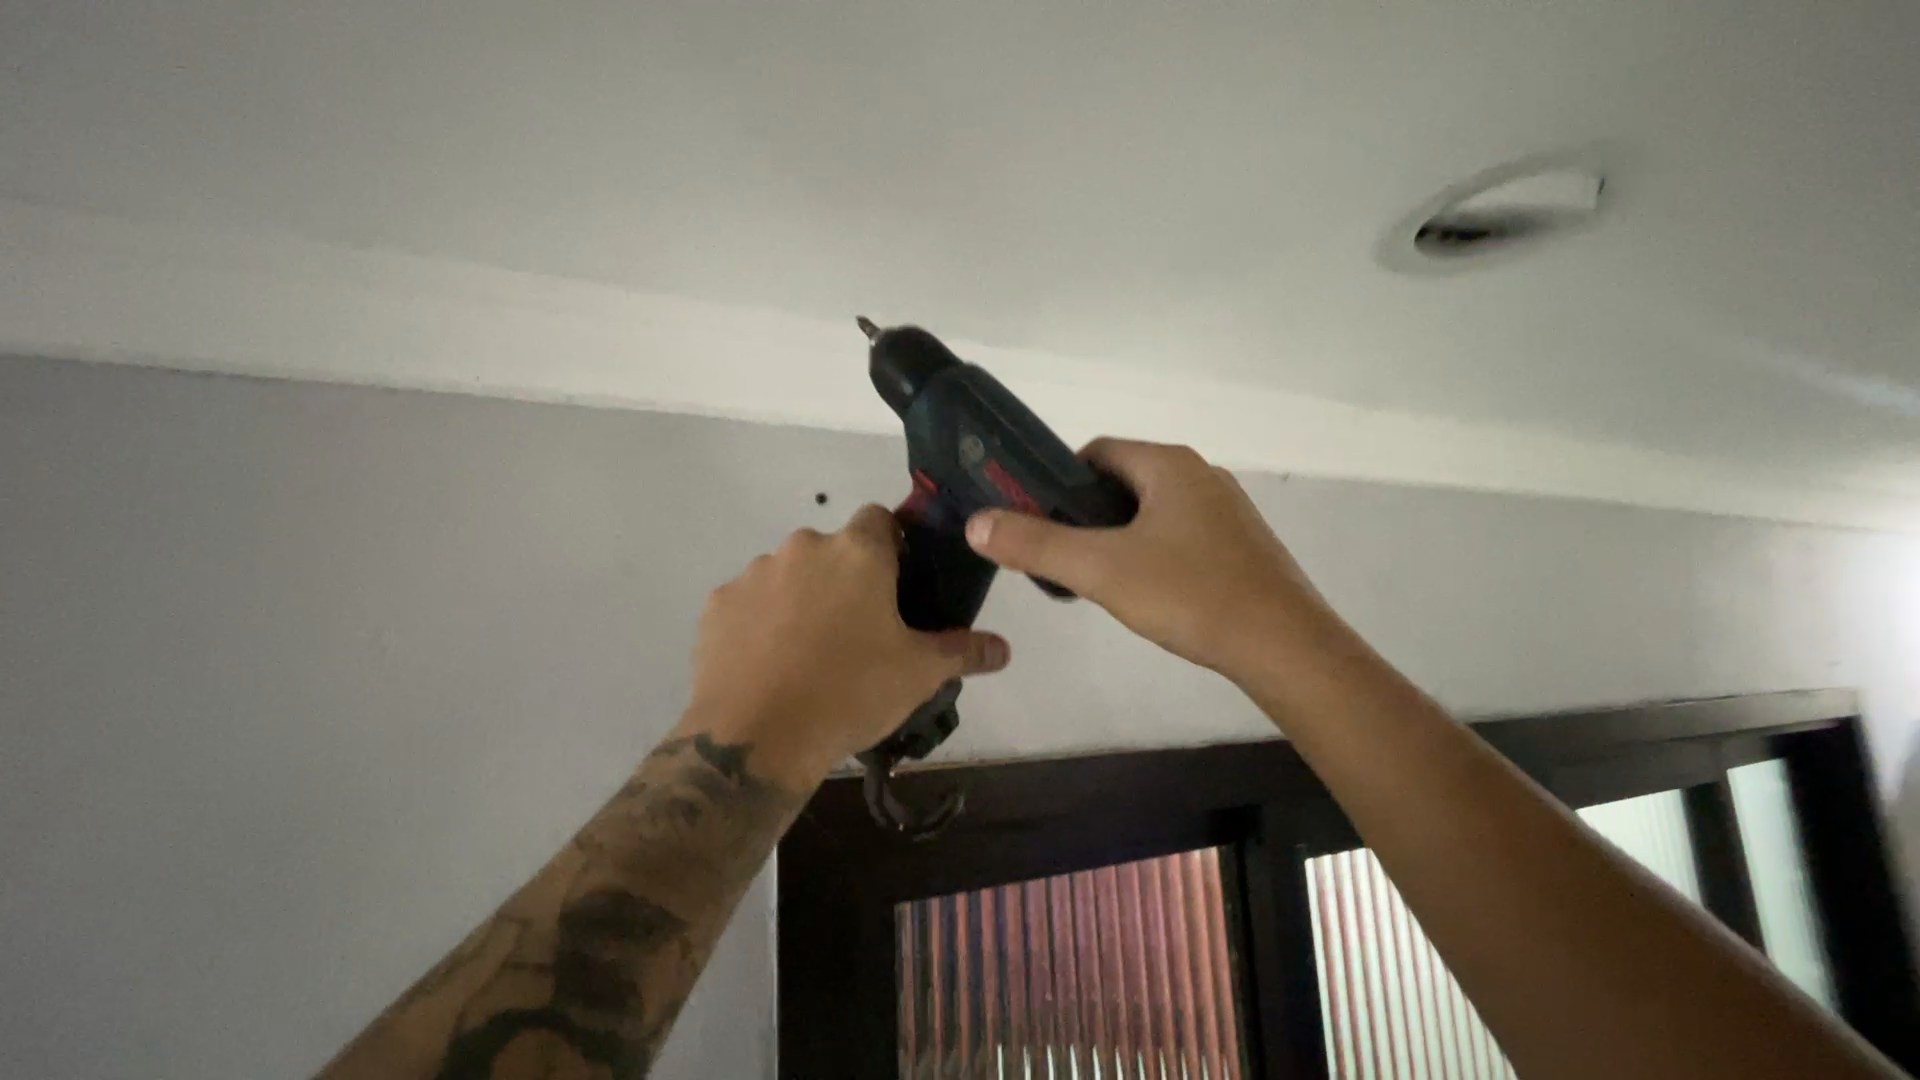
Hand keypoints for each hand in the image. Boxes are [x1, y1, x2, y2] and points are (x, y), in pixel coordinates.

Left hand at [687, 505, 1009, 785]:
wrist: (757, 738)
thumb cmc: (850, 692)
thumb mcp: (919, 674)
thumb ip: (963, 651)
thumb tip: (1004, 648)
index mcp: (857, 553)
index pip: (880, 519)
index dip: (894, 547)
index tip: (899, 587)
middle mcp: (803, 548)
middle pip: (833, 550)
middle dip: (846, 580)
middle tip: (860, 633)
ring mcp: (754, 574)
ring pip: (790, 576)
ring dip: (803, 600)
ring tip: (811, 656)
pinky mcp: (718, 606)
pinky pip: (750, 604)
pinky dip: (762, 623)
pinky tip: (770, 666)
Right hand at [965, 439, 1330, 676]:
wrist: (1284, 647)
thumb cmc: (1189, 595)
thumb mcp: (1100, 569)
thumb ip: (1034, 544)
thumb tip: (976, 522)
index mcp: (1168, 464)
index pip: (1094, 453)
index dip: (1056, 483)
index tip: (1037, 523)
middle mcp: (1201, 475)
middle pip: (1122, 483)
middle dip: (1086, 516)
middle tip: (1063, 560)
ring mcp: (1227, 511)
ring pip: (1151, 512)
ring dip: (1118, 538)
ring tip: (1100, 582)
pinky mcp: (1242, 546)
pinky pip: (1181, 536)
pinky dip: (1153, 555)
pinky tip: (1149, 596)